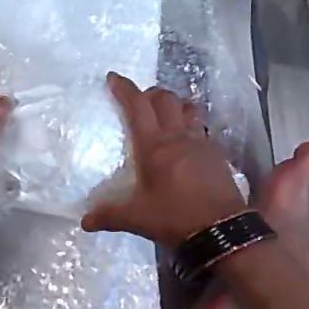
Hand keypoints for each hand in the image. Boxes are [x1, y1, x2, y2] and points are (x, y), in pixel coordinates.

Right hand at [82, 73, 247, 244]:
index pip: (137, 106)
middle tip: (138, 100)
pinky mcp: (217, 154)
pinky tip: (187, 139)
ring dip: (174, 104)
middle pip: (165, 100)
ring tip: (164, 112)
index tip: (113, 78)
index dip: (124, 89)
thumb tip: (85, 221)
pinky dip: (191, 124)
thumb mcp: (137, 219)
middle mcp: (178, 138)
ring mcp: (201, 143)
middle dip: (149, 93)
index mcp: (154, 146)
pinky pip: (202, 128)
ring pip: (188, 109)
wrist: (223, 231)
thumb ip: (109, 216)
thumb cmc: (176, 218)